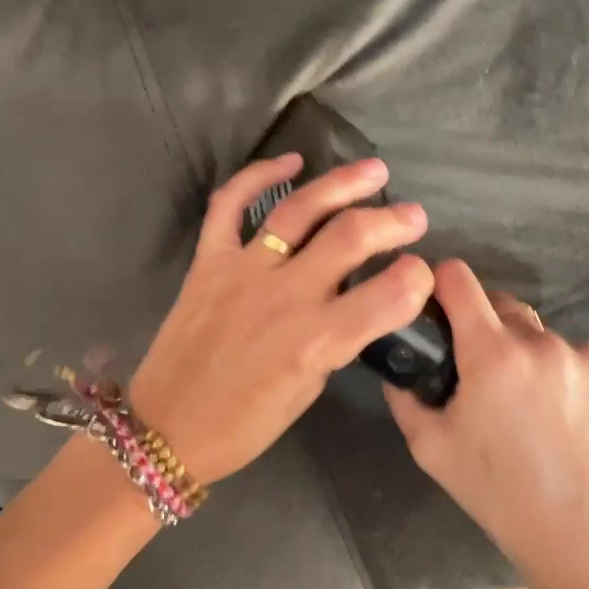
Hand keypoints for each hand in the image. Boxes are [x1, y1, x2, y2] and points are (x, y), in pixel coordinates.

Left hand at [128, 154, 435, 483]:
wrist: (165, 427)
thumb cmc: (243, 424)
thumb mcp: (308, 391)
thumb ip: (335, 340)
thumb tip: (356, 300)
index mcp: (314, 342)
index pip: (385, 297)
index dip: (416, 279)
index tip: (423, 272)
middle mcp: (282, 297)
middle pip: (348, 238)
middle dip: (392, 221)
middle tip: (414, 215)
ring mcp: (242, 271)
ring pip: (298, 210)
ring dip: (341, 184)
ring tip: (374, 170)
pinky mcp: (208, 261)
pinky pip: (229, 205)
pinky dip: (257, 176)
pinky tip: (290, 161)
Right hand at [384, 261, 588, 573]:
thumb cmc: (504, 500)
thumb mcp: (432, 451)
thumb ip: (405, 396)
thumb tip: (396, 362)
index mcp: (493, 354)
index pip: (459, 278)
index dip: (441, 283)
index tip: (435, 305)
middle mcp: (542, 342)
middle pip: (501, 307)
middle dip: (484, 330)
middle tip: (483, 379)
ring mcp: (588, 357)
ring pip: (541, 338)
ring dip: (529, 358)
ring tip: (533, 412)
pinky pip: (580, 360)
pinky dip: (567, 378)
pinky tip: (570, 421)